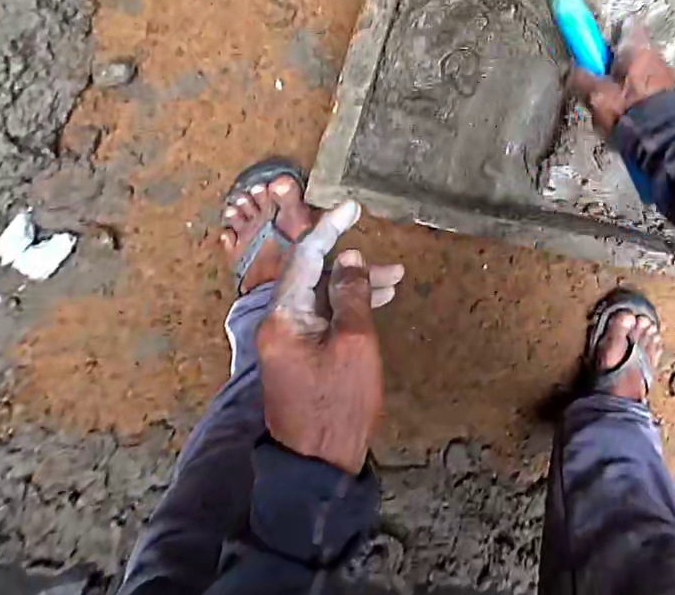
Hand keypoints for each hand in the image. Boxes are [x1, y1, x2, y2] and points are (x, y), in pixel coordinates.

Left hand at [257, 202, 404, 474]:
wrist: (316, 467)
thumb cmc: (338, 405)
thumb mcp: (354, 344)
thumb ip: (350, 294)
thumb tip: (348, 257)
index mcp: (283, 312)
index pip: (306, 256)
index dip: (330, 227)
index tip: (352, 207)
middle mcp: (279, 319)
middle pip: (313, 274)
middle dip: (350, 263)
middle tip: (388, 260)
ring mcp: (287, 336)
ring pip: (322, 295)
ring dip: (354, 286)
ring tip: (395, 280)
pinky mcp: (298, 352)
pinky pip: (322, 316)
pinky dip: (347, 308)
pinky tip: (375, 301)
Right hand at [566, 17, 674, 136]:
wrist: (665, 143)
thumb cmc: (628, 110)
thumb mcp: (596, 93)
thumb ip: (581, 77)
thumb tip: (571, 68)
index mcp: (639, 49)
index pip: (625, 26)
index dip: (607, 31)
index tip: (591, 40)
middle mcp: (655, 57)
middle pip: (628, 50)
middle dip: (610, 61)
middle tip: (592, 76)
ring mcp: (664, 78)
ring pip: (633, 71)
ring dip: (618, 81)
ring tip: (603, 100)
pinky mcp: (667, 98)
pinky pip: (641, 89)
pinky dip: (629, 95)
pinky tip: (618, 111)